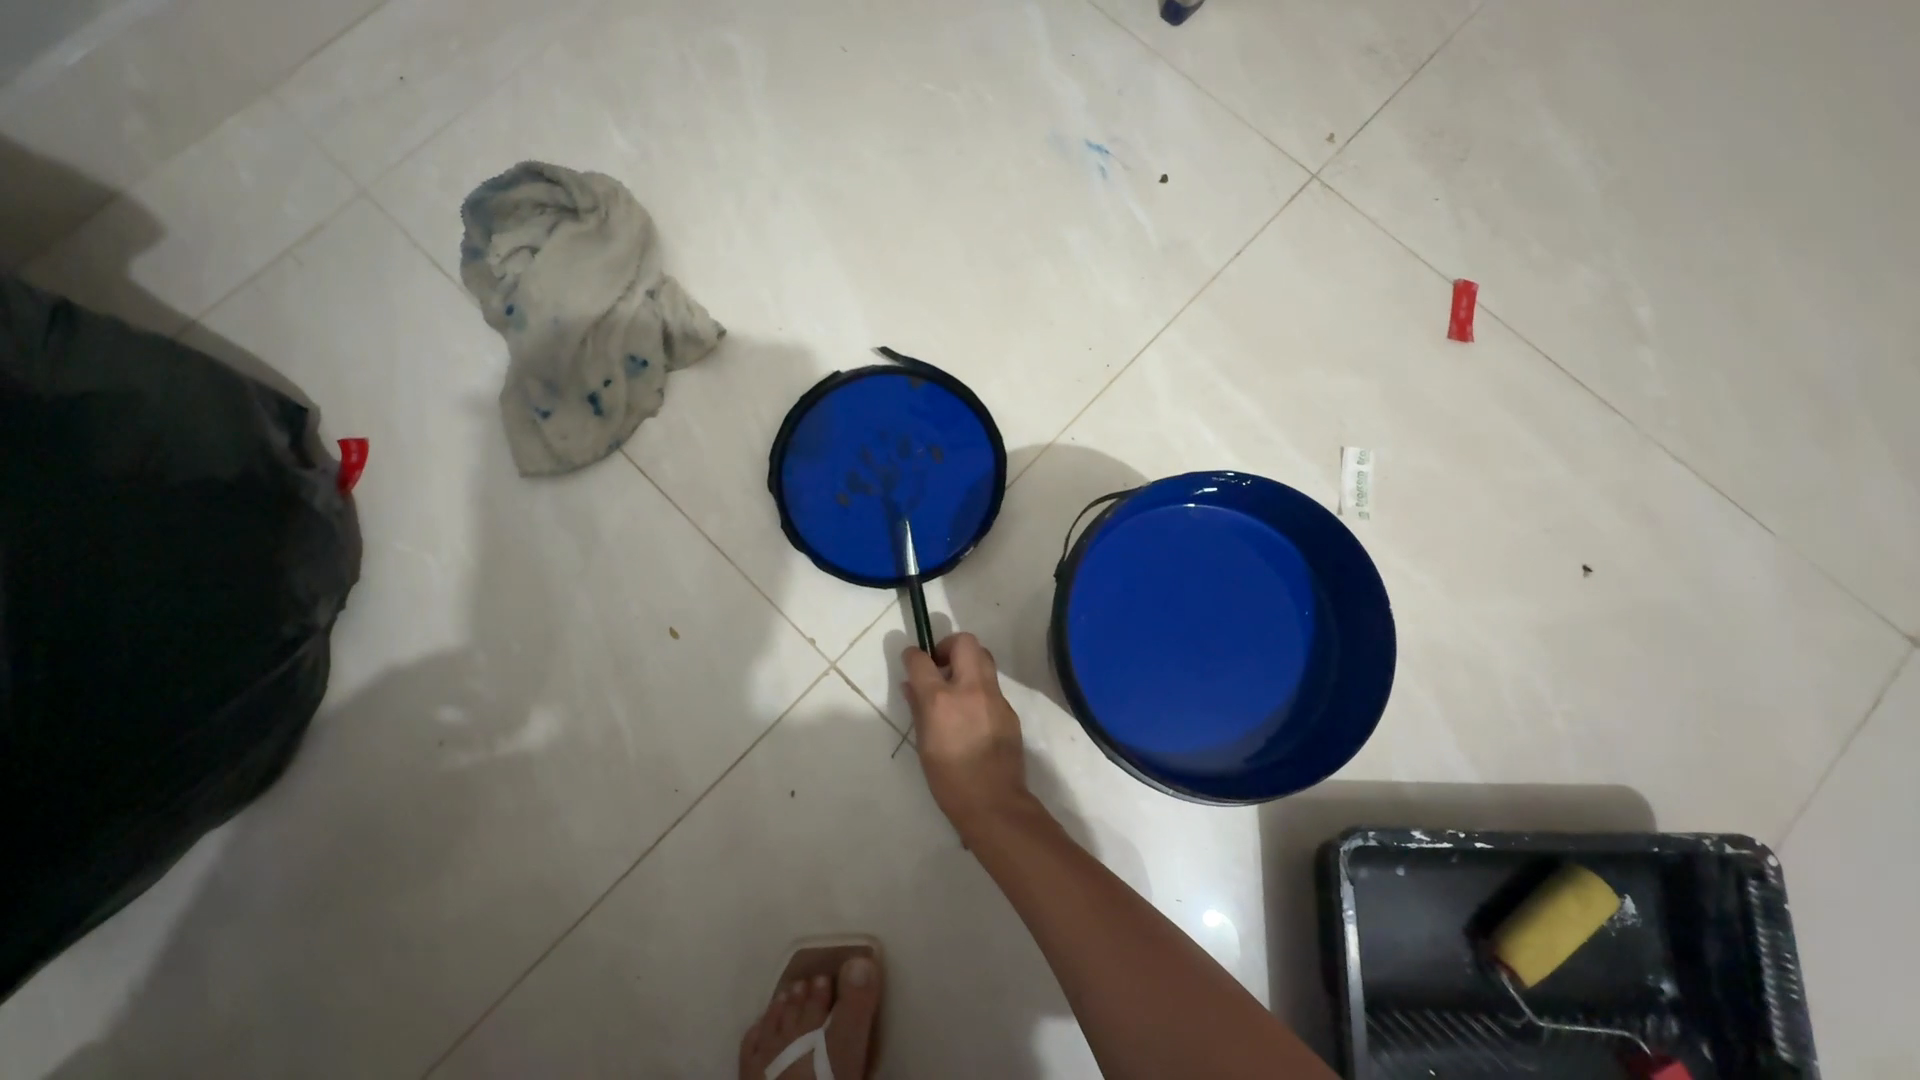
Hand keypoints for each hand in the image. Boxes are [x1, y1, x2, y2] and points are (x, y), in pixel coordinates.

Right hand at [901, 633, 1034, 835]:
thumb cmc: (948, 779)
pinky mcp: (1009, 710)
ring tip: (957, 686)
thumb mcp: (923, 744)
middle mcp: (970, 689)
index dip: (913, 655)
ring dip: (968, 662)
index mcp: (941, 700)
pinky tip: (973, 714)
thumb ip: (918, 708)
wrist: (993, 802)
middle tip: (940, 666)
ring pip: (984, 658)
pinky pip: (993, 686)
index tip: (911, 659)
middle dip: (949, 645)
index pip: (922, 660)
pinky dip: (980, 688)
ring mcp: (995, 697)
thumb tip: (912, 685)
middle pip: (964, 642)